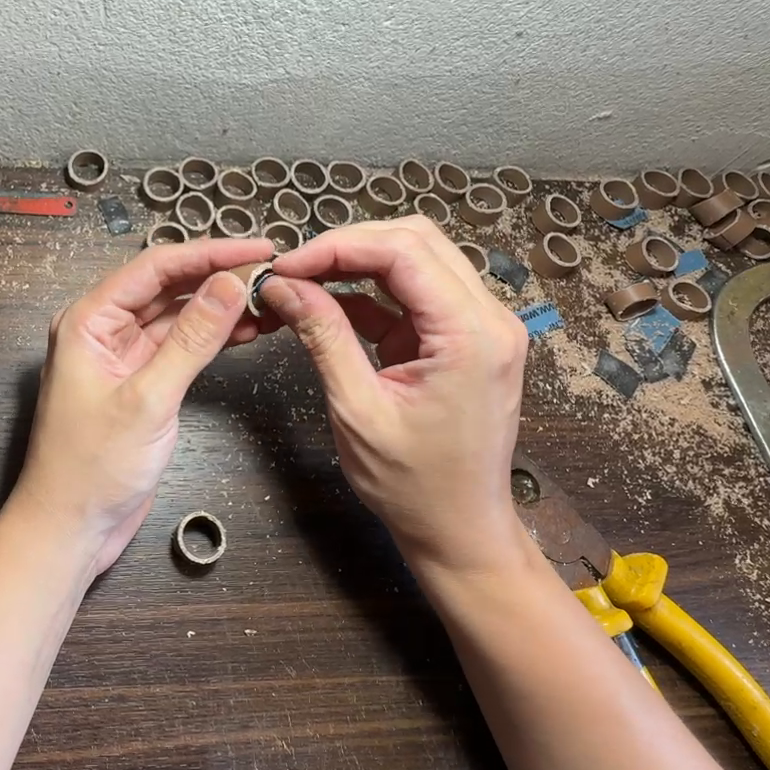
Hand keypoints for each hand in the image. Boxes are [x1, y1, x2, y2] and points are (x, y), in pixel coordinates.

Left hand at [10, 237, 274, 576]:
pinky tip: (248, 330)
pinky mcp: (140, 382)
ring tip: (270, 297)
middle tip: (273, 271)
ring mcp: (122, 356)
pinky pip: (179, 347)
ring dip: (219, 307)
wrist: (71, 527)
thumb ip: (191, 339)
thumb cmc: (93, 467)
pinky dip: (212, 338)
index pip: (153, 267)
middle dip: (217, 276)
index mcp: (88, 321)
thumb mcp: (148, 399)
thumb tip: (230, 284)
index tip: (258, 249)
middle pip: (166, 287)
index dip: (208, 253)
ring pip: (176, 316)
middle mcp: (103, 330)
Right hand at [258, 218, 529, 576]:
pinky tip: (327, 304)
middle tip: (293, 269)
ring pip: (415, 259)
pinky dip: (368, 292)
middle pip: (415, 242)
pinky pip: (413, 293)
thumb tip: (282, 286)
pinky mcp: (460, 338)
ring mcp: (479, 326)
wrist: (458, 528)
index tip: (286, 266)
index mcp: (471, 335)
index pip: (403, 252)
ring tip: (304, 280)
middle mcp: (487, 318)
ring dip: (357, 262)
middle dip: (347, 245)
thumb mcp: (357, 409)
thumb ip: (323, 337)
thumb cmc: (412, 483)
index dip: (337, 247)